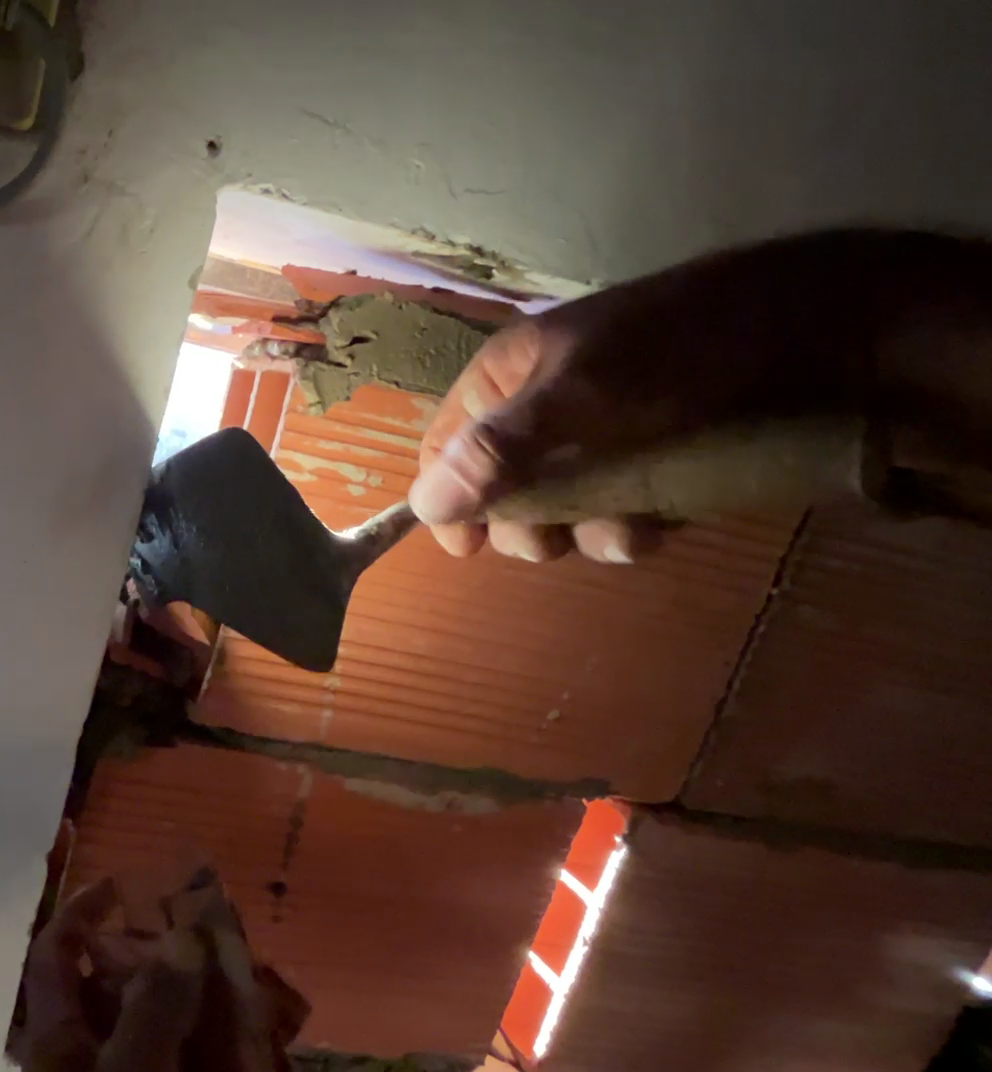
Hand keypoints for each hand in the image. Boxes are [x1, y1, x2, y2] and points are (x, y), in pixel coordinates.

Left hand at [9, 876, 305, 1071]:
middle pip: (120, 983)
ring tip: (247, 974)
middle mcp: (89, 1058)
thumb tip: (184, 935)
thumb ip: (154, 1006)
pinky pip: (197, 1063)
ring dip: (200, 996)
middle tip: (214, 930)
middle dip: (163, 952)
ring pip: (163, 1024)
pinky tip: (257, 1033)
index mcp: (58, 1039)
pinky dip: (222, 1044)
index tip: (125, 879)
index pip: (57, 951)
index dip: (82, 907)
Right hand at [407, 228, 991, 558]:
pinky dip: (629, 526)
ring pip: (562, 502)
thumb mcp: (580, 395)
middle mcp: (545, 406)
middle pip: (501, 482)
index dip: (446, 496)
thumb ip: (498, 449)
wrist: (841, 330)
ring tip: (625, 536)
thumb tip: (424, 505)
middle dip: (524, 522)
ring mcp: (600, 433)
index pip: (448, 443)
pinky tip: (658, 528)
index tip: (464, 548)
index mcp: (510, 377)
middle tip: (547, 544)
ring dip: (583, 530)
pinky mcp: (651, 457)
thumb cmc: (686, 351)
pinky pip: (616, 505)